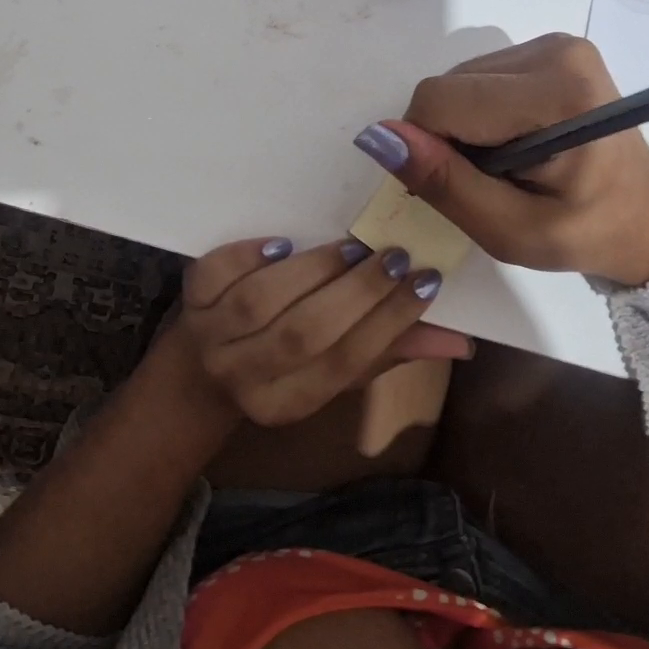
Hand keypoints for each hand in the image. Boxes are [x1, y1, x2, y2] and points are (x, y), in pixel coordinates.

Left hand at [148, 238, 472, 428]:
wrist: (198, 371)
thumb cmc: (282, 366)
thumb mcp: (333, 370)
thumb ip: (388, 351)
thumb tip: (459, 341)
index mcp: (285, 404)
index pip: (345, 364)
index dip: (389, 322)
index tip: (426, 280)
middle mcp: (243, 376)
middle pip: (304, 333)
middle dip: (357, 291)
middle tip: (395, 255)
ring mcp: (210, 335)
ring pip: (262, 300)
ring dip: (314, 269)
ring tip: (352, 247)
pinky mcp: (189, 296)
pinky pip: (216, 272)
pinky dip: (249, 255)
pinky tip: (283, 244)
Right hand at [351, 33, 648, 285]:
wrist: (646, 213)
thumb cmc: (584, 231)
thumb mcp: (510, 230)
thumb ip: (445, 183)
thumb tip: (378, 137)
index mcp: (558, 94)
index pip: (440, 101)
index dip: (429, 149)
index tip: (462, 187)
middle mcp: (557, 51)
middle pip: (447, 88)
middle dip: (449, 138)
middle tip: (490, 181)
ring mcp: (556, 44)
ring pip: (457, 81)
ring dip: (464, 127)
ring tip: (507, 165)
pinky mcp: (550, 47)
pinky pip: (478, 77)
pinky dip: (479, 114)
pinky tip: (515, 143)